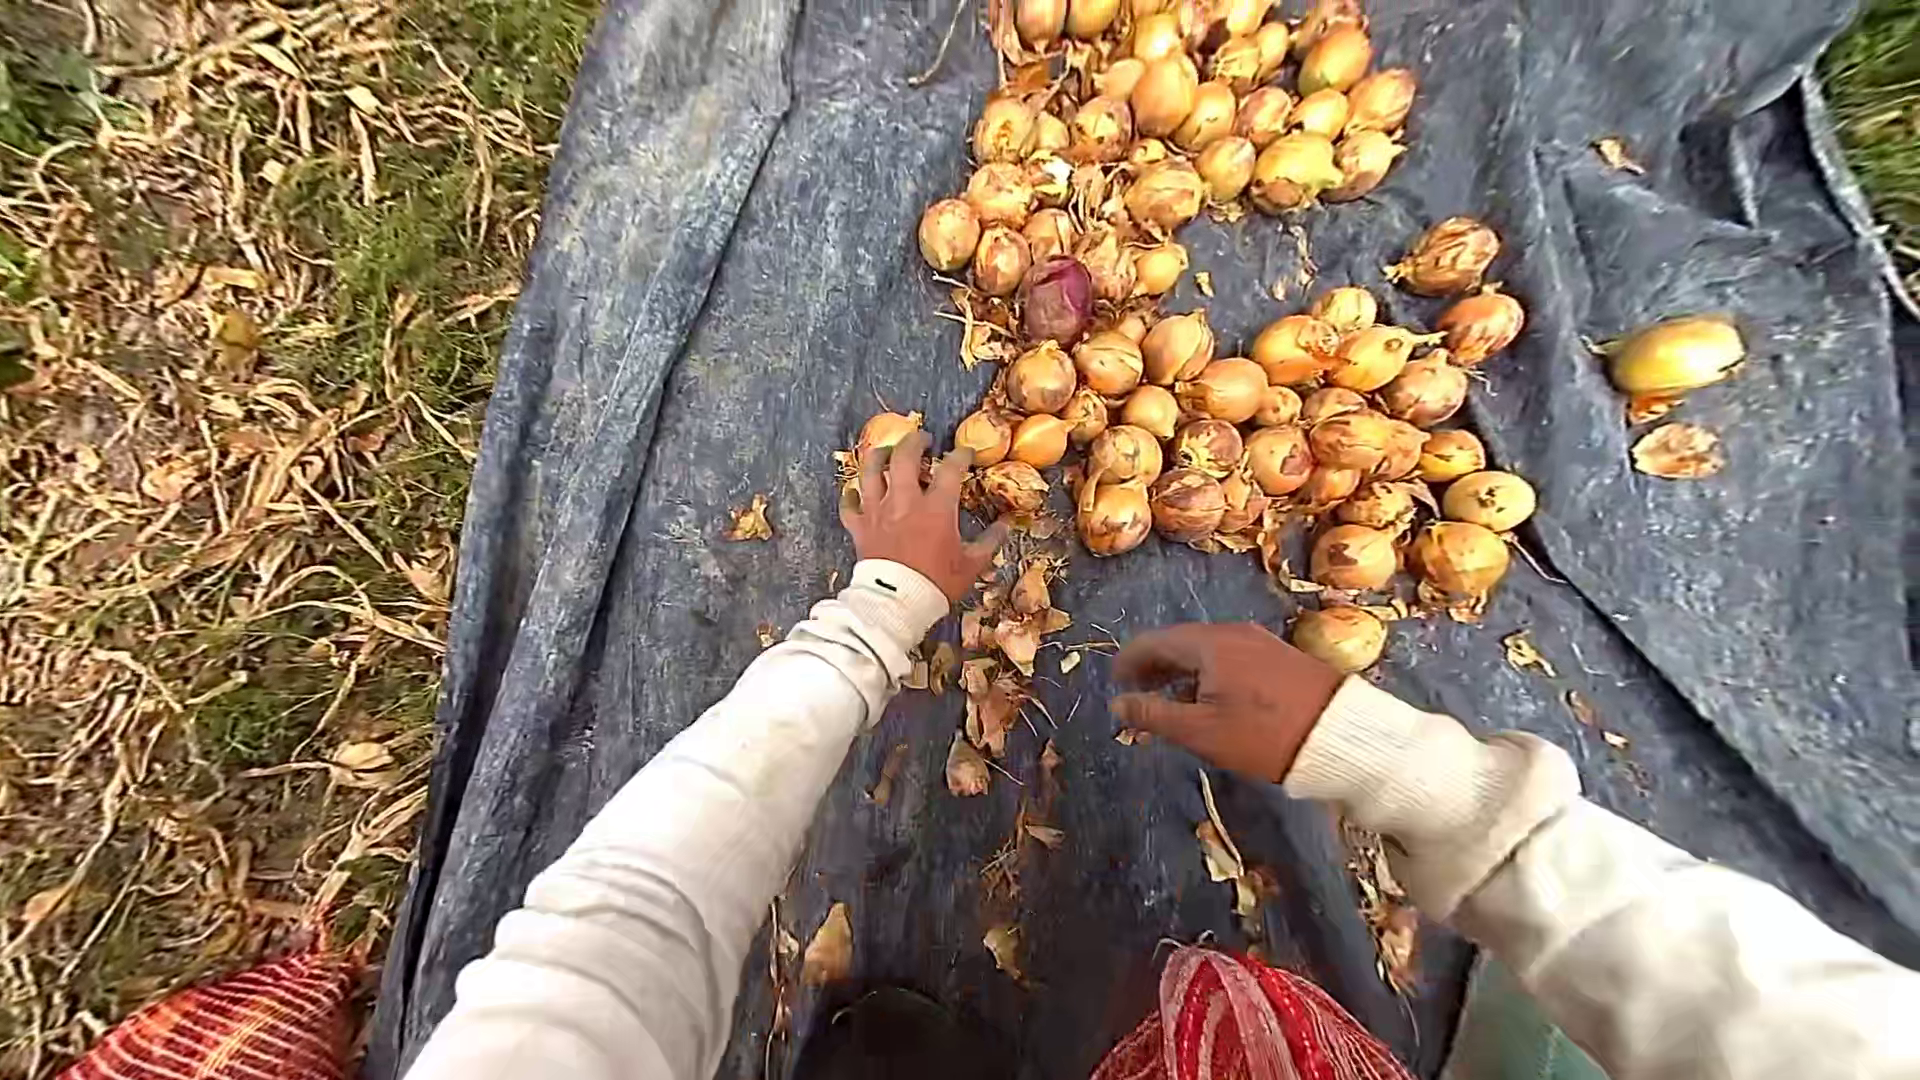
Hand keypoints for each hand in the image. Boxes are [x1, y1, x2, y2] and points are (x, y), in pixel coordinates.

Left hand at [840, 430, 1009, 601]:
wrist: (897, 604)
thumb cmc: (936, 583)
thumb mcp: (971, 564)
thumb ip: (989, 541)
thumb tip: (1006, 525)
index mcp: (935, 508)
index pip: (951, 469)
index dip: (960, 455)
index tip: (965, 452)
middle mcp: (904, 501)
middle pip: (904, 457)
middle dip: (915, 442)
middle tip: (923, 439)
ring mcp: (877, 511)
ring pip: (870, 470)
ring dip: (878, 456)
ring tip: (886, 451)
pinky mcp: (859, 526)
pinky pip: (849, 504)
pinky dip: (851, 495)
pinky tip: (855, 491)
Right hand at [1110, 623, 1343, 781]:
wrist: (1348, 739)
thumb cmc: (1264, 735)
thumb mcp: (1202, 731)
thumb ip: (1153, 715)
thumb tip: (1117, 704)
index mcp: (1208, 644)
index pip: (1153, 642)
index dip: (1129, 661)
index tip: (1116, 682)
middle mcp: (1231, 632)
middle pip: (1178, 642)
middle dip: (1154, 666)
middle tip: (1138, 692)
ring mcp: (1258, 641)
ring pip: (1204, 649)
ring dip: (1180, 670)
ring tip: (1170, 698)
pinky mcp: (1279, 655)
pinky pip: (1228, 655)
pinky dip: (1207, 671)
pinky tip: (1209, 696)